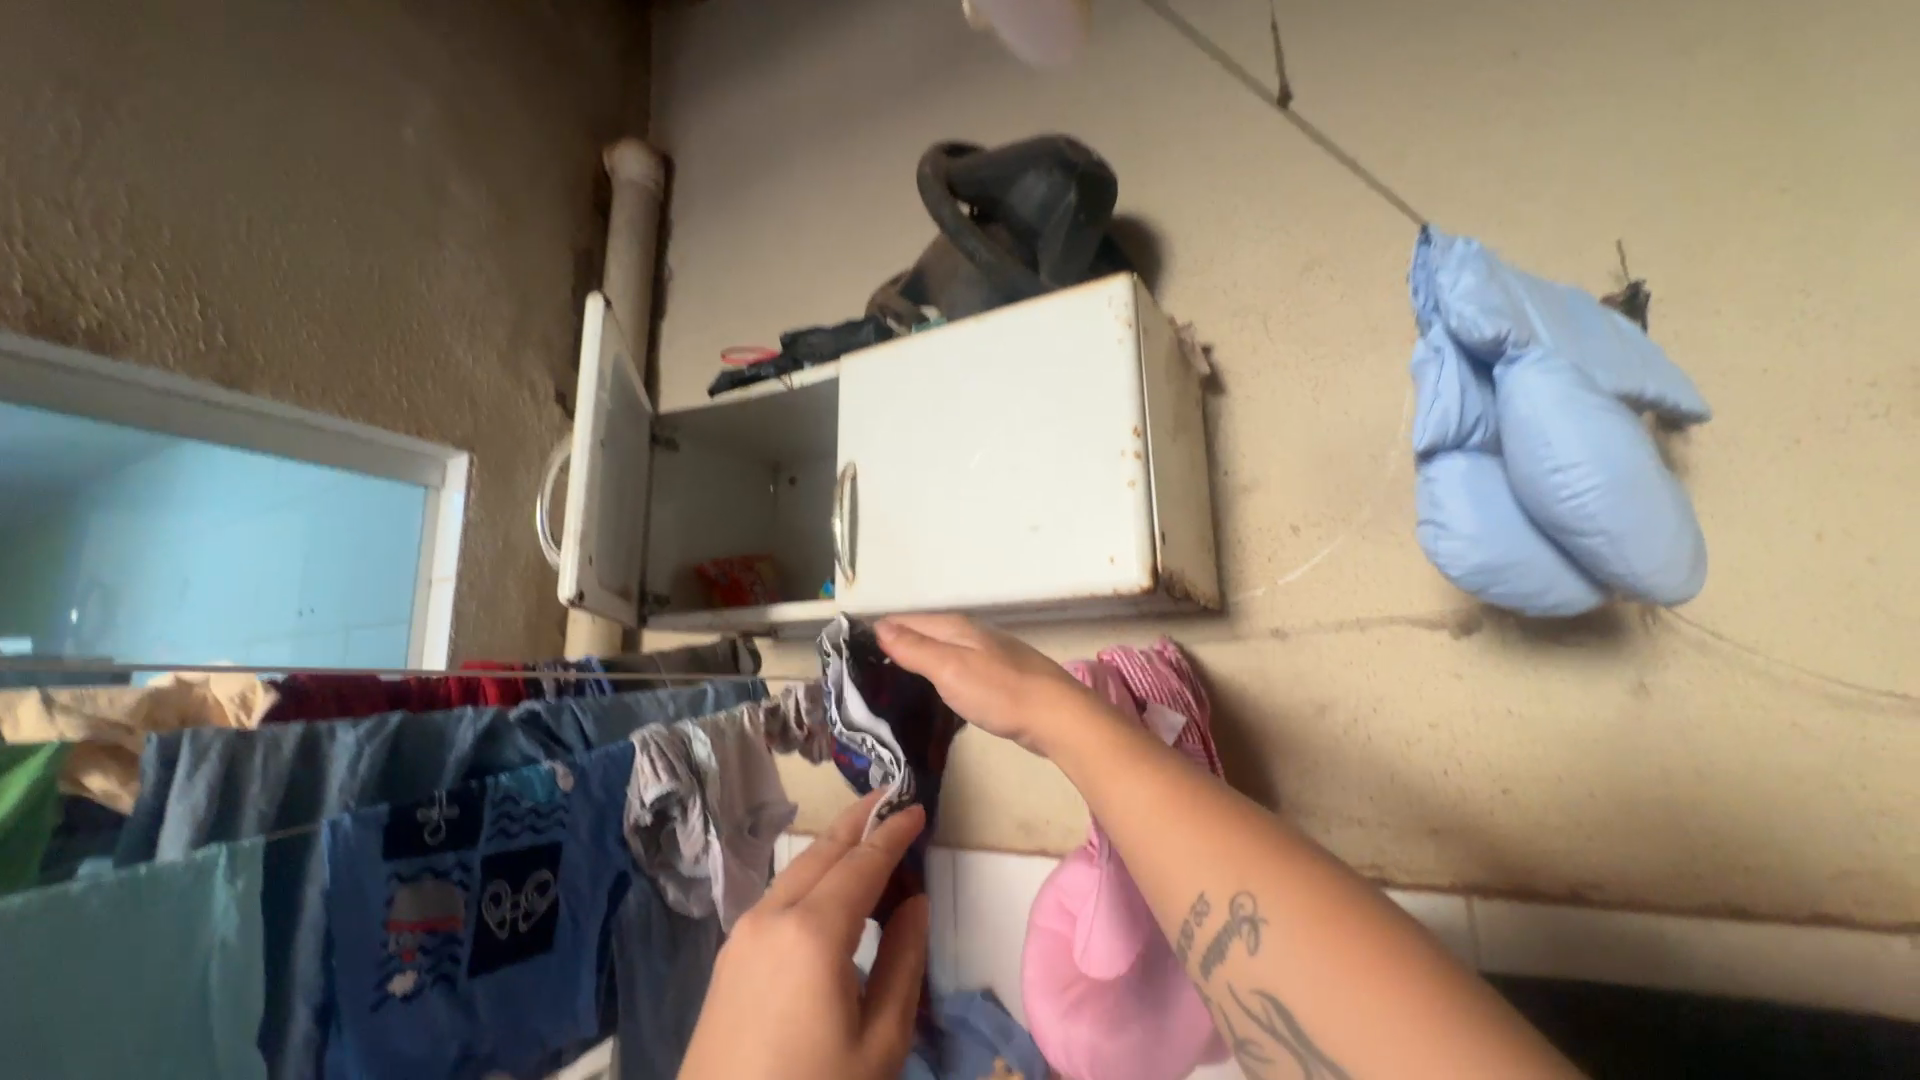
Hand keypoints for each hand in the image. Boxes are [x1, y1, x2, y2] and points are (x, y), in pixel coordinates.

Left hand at [678, 791, 929, 1079]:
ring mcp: (742, 936)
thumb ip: (903, 964)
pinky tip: (826, 887)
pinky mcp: (729, 958)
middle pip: (822, 852)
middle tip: (889, 795)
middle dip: (858, 820)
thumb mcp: (879, 1043)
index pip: (863, 863)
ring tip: (864, 831)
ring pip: (795, 871)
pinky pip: (777, 896)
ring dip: (832, 845)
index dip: (893, 833)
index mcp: (813, 932)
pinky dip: (810, 875)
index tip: (917, 807)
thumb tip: (914, 905)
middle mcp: (772, 917)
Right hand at [876, 613, 1110, 757]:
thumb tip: (879, 626)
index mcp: (955, 626)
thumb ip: (914, 648)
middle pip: (922, 634)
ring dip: (916, 664)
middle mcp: (969, 634)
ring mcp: (986, 655)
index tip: (849, 655)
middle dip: (894, 648)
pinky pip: (956, 670)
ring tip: (889, 687)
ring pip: (940, 652)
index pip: (904, 620)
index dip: (877, 634)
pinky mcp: (997, 678)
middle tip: (863, 677)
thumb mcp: (949, 668)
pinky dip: (938, 678)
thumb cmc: (999, 691)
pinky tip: (931, 695)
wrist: (1056, 716)